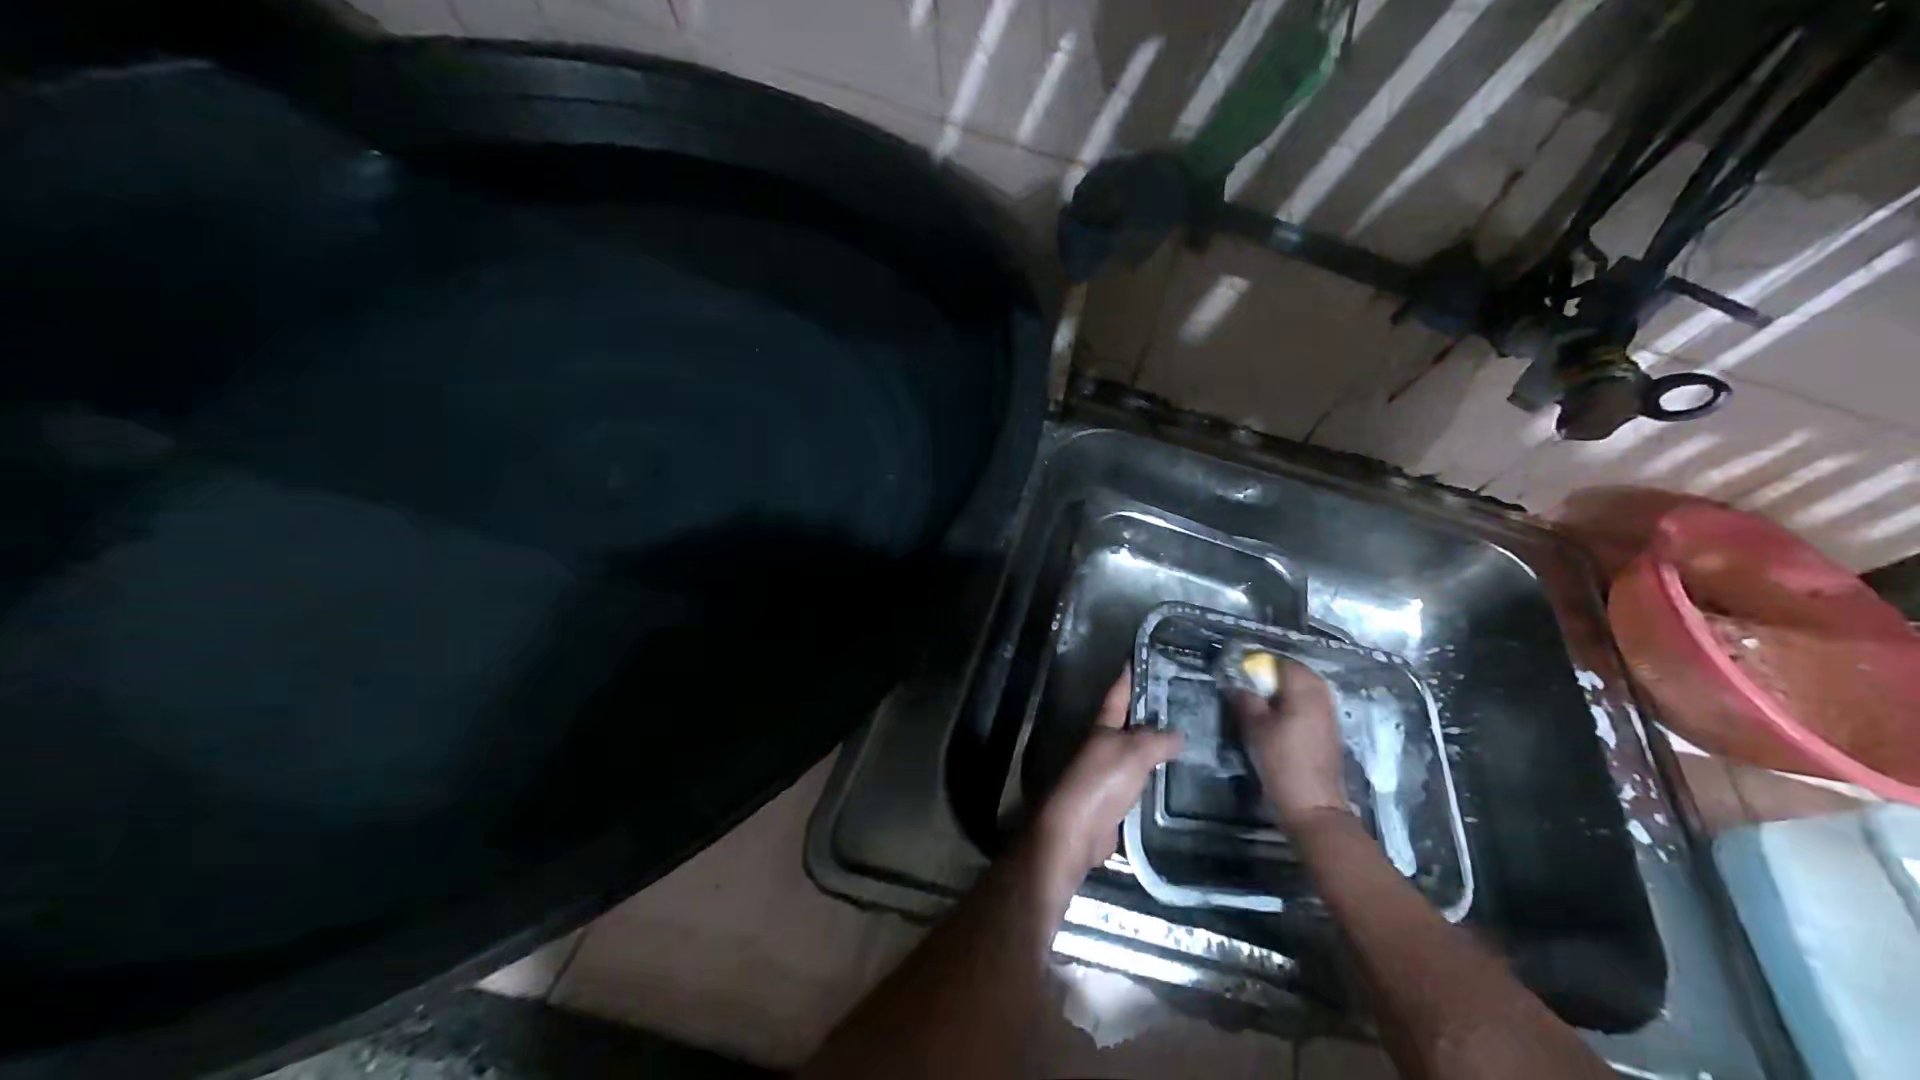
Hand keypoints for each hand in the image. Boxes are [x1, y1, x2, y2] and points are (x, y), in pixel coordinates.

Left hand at [1030, 673, 1181, 888]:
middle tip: (1181, 698)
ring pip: (1137, 751)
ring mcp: (1108, 772)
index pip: (1118, 694)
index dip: (1128, 675)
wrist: (1077, 830)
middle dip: (1150, 710)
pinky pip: (1140, 778)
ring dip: (1157, 744)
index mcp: (1102, 726)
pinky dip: (1156, 774)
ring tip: (1188, 734)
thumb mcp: (1134, 752)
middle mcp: (1103, 744)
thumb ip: (1158, 740)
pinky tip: (1175, 774)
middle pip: (1129, 722)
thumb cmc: (1101, 781)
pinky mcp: (1115, 798)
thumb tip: (1178, 735)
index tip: (1139, 656)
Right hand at [1229, 656, 1350, 828]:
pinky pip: (1315, 705)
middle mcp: (1322, 699)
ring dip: (1290, 690)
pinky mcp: (1331, 732)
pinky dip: (1299, 704)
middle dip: (1278, 675)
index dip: (1263, 664)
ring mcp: (1330, 716)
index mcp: (1304, 693)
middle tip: (1255, 686)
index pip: (1285, 663)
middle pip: (1301, 674)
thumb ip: (1245, 700)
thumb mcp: (1254, 728)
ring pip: (1310, 690)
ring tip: (1267, 702)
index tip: (1245, 673)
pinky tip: (1282, 719)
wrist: (1313, 804)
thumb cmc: (1281, 762)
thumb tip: (1236, 683)